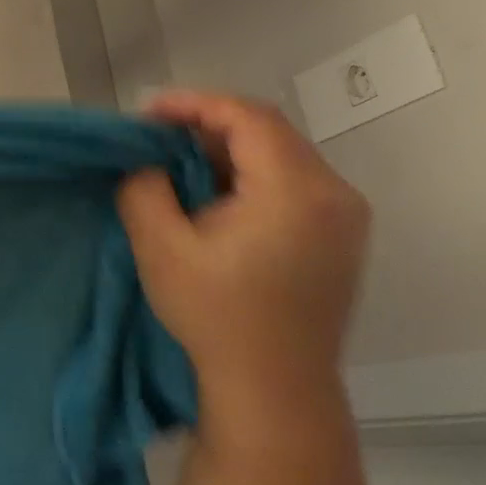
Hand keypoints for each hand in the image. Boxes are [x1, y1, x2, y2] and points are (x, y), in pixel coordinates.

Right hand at [117, 91, 370, 383]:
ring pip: (282, 159)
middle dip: (207, 127)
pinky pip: (292, 185)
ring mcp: (344, 217)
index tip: (145, 114)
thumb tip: (142, 165)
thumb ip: (144, 192)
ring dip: (226, 153)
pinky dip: (247, 177)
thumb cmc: (214, 312)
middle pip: (270, 135)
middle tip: (151, 140)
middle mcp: (333, 194)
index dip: (195, 105)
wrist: (273, 379)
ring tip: (172, 168)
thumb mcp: (160, 248)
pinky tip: (209, 198)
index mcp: (294, 191)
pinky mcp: (338, 237)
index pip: (250, 119)